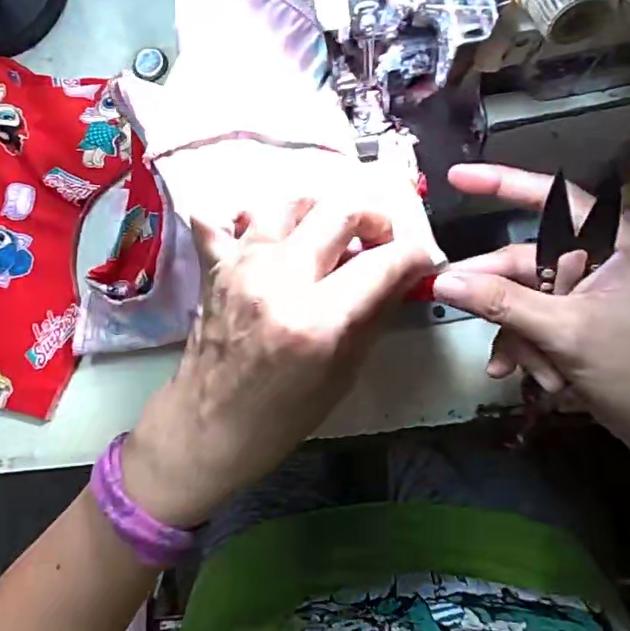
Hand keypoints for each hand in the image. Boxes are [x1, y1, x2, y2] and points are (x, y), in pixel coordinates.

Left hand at [121, 199, 434, 526]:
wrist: (208, 427)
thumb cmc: (281, 416)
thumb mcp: (343, 374)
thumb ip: (374, 316)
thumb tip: (402, 276)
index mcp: (316, 320)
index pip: (381, 263)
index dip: (414, 255)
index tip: (421, 259)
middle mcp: (278, 280)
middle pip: (339, 213)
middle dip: (374, 220)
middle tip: (380, 242)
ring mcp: (242, 267)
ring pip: (290, 203)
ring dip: (320, 212)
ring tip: (330, 235)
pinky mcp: (216, 267)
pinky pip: (226, 220)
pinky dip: (251, 220)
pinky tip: (268, 238)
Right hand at [431, 163, 629, 461]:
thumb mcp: (565, 333)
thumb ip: (501, 303)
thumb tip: (443, 281)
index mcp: (612, 244)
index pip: (552, 199)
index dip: (502, 183)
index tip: (457, 177)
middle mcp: (599, 263)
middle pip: (525, 264)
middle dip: (501, 301)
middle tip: (453, 306)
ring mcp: (590, 298)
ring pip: (525, 301)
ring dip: (518, 337)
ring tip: (527, 372)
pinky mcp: (582, 328)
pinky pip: (536, 326)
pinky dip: (526, 349)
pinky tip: (523, 376)